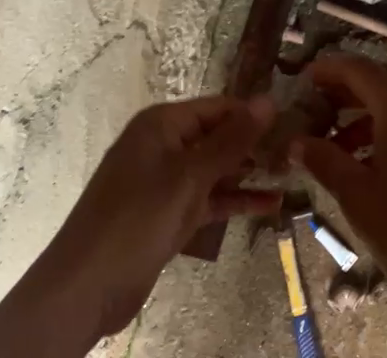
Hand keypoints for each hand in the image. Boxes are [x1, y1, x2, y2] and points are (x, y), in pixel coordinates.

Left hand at [0, 95, 279, 357]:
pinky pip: (209, 199)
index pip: (219, 107)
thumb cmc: (136, 219)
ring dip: (250, 174)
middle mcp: (164, 145)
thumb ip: (231, 139)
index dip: (255, 115)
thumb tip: (269, 98)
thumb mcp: (189, 176)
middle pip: (219, 136)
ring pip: (216, 170)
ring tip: (293, 176)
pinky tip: (272, 205)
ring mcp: (166, 182)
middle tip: (300, 154)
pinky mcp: (169, 214)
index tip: (296, 124)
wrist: (85, 287)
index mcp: (162, 124)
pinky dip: (236, 201)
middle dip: (256, 145)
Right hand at [290, 56, 386, 322]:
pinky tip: (366, 171)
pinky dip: (384, 138)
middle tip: (309, 116)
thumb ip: (324, 161)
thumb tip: (296, 141)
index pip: (358, 69)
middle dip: (341, 97)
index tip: (301, 80)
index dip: (328, 70)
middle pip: (378, 87)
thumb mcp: (358, 197)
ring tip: (330, 151)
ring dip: (360, 122)